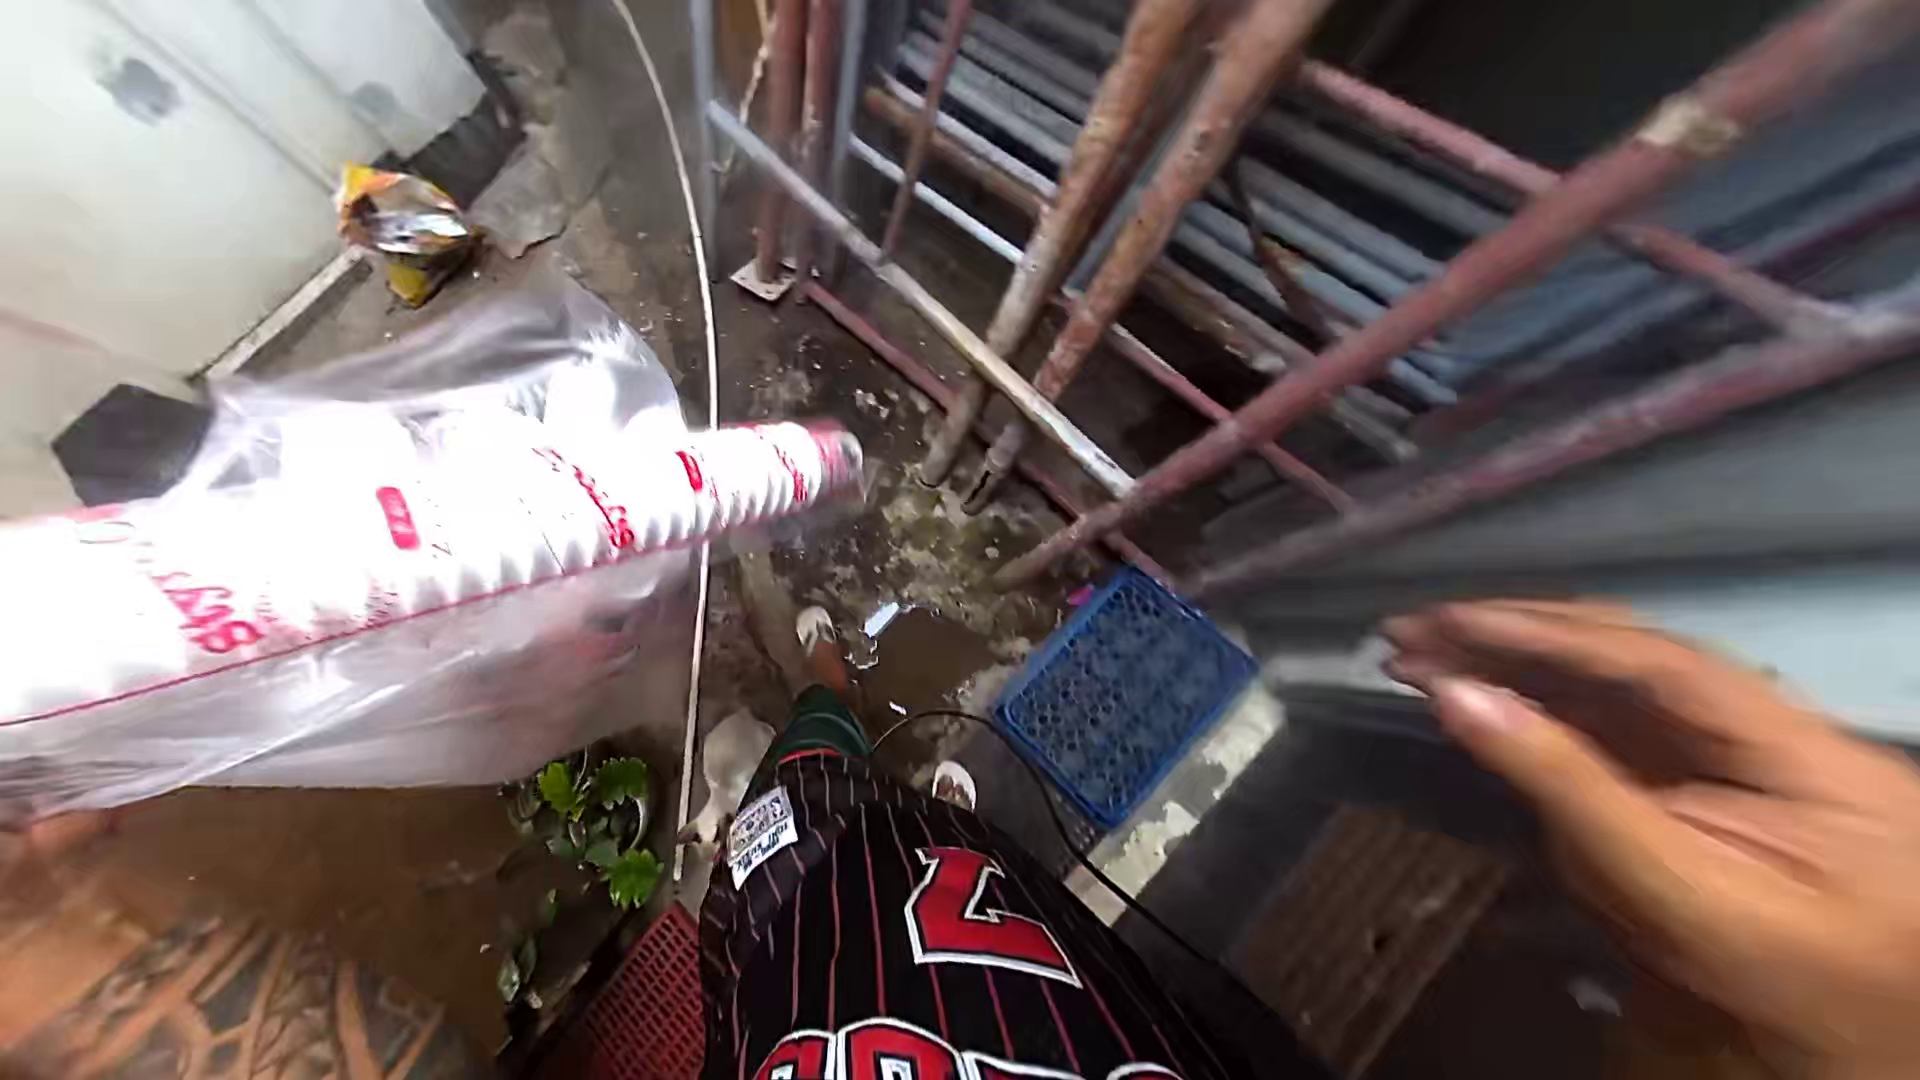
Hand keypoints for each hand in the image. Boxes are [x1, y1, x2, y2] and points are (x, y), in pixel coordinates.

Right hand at [1383, 600, 1919, 1078]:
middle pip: (1612, 650)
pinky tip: (1445, 679)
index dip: (1548, 632)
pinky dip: (1499, 685)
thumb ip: (1558, 779)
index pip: (1658, 663)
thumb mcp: (1659, 881)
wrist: (1794, 1034)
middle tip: (1412, 627)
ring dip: (1489, 653)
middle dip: (1504, 632)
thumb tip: (1451, 692)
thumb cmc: (1750, 969)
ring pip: (1580, 671)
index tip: (1453, 619)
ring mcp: (1695, 736)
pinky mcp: (1648, 753)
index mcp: (1800, 753)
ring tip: (1407, 647)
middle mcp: (1748, 723)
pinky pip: (1566, 703)